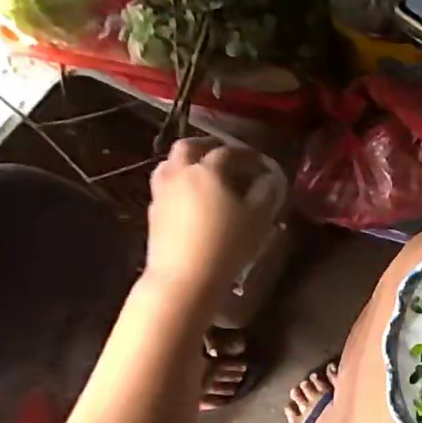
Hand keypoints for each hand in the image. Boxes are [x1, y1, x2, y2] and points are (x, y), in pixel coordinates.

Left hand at [145, 139, 284, 301]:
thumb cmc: (229, 244)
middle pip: (189, 146)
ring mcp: (162, 191)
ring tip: (206, 174)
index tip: (261, 162)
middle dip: (209, 146)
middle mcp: (180, 173)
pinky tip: (192, 198)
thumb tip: (268, 178)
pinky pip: (166, 185)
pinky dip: (181, 182)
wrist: (186, 276)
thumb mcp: (259, 218)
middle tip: (226, 155)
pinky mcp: (154, 211)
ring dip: (189, 162)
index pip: (229, 152)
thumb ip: (266, 192)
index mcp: (207, 170)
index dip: (247, 154)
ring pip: (171, 163)